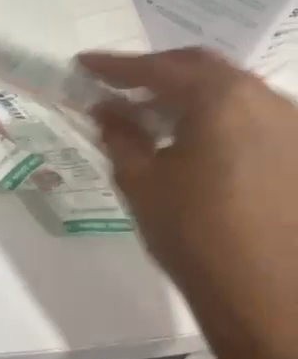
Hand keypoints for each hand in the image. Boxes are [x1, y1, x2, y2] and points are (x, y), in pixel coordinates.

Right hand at [81, 48, 297, 334]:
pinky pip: (258, 118)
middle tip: (118, 82)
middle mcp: (271, 106)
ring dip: (193, 94)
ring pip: (238, 92)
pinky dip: (220, 116)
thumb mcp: (139, 178)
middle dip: (160, 71)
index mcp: (222, 103)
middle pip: (208, 69)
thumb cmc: (193, 230)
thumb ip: (121, 133)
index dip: (116, 65)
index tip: (83, 65)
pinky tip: (195, 139)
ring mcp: (297, 132)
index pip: (160, 69)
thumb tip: (108, 108)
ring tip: (154, 113)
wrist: (272, 293)